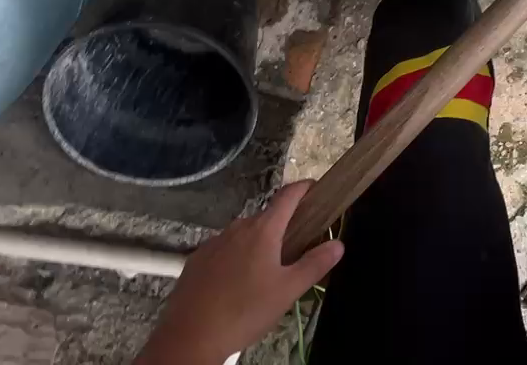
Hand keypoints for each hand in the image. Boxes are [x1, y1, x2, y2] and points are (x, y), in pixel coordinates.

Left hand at [138, 180, 344, 364]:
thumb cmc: (244, 312)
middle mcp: (238, 227)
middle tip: (294, 248)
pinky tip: (234, 285)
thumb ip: (314, 265)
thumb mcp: (287, 292)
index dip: (304, 188)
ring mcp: (214, 242)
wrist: (188, 339)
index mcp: (263, 229)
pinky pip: (223, 250)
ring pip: (243, 234)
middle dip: (281, 226)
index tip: (315, 188)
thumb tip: (338, 244)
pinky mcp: (196, 260)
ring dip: (257, 244)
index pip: (288, 195)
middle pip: (266, 217)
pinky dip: (234, 258)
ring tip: (263, 272)